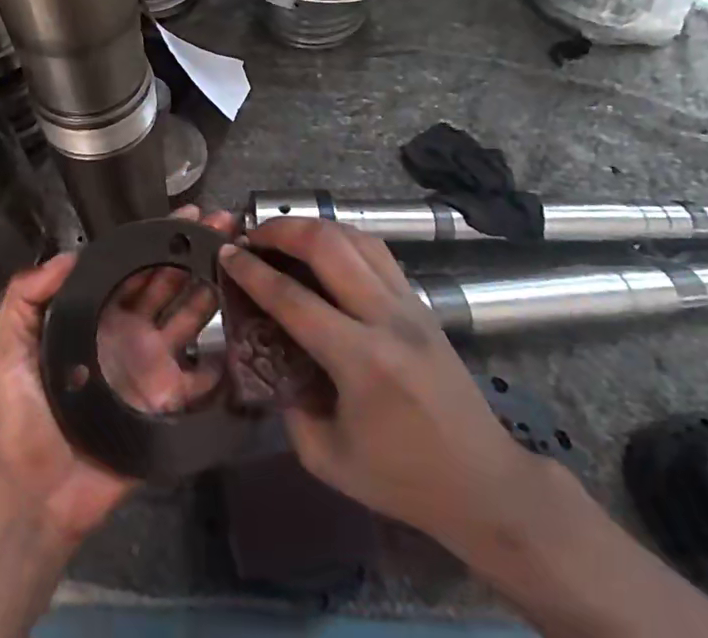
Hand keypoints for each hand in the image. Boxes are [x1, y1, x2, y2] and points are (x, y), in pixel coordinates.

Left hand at [0, 205, 234, 543]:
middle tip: (227, 224)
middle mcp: (131, 329)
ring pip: (192, 315)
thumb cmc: (20, 415)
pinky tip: (249, 323)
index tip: (189, 214)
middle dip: (195, 251)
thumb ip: (24, 298)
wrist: (39, 489)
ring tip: (241, 260)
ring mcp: (156, 362)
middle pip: (169, 281)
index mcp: (97, 313)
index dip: (157, 239)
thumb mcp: (4, 349)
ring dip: (216, 286)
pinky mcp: (172, 399)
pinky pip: (205, 371)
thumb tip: (69, 253)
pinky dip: (228, 351)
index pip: (132, 265)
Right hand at [217, 218, 524, 539]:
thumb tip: (271, 363)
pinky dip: (345, 240)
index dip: (252, 272)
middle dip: (283, 230)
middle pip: (330, 246)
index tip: (226, 254)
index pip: (293, 299)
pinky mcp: (423, 305)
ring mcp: (411, 306)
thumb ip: (289, 406)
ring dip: (316, 228)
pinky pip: (379, 255)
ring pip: (359, 239)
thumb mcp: (326, 457)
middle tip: (252, 236)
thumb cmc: (401, 478)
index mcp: (361, 360)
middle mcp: (387, 319)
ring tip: (284, 236)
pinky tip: (326, 252)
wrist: (481, 480)